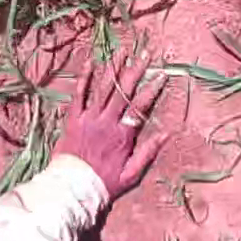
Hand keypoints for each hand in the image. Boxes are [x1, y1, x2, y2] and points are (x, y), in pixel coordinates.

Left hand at [56, 53, 167, 198]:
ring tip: (123, 51)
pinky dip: (84, 78)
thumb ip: (148, 152)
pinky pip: (79, 94)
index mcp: (123, 135)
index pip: (141, 106)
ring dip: (113, 69)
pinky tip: (91, 62)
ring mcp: (89, 118)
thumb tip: (166, 134)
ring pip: (103, 88)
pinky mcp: (73, 118)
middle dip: (136, 71)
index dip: (152, 89)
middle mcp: (107, 122)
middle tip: (146, 55)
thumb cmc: (104, 183)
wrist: (73, 188)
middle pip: (124, 92)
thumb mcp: (131, 174)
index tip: (162, 74)